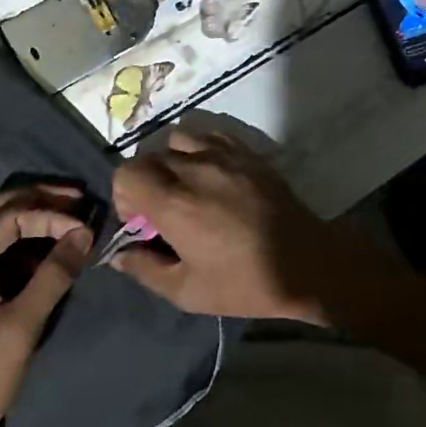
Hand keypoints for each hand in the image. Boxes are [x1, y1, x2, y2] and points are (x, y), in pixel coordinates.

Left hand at [0, 186, 93, 426]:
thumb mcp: (18, 328)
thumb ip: (53, 275)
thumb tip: (84, 232)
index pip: (8, 215)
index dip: (51, 214)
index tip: (88, 229)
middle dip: (40, 202)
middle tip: (83, 201)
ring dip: (34, 224)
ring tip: (75, 223)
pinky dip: (26, 251)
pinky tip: (53, 255)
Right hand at [109, 129, 403, 323]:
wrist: (306, 261)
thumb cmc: (245, 282)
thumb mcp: (188, 291)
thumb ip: (146, 269)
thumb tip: (120, 254)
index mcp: (174, 203)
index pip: (126, 172)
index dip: (125, 196)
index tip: (142, 220)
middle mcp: (194, 169)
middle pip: (149, 156)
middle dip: (146, 181)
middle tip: (164, 210)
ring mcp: (224, 156)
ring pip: (178, 139)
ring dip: (172, 160)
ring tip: (187, 187)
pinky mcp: (247, 152)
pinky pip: (210, 134)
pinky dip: (200, 148)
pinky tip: (212, 174)